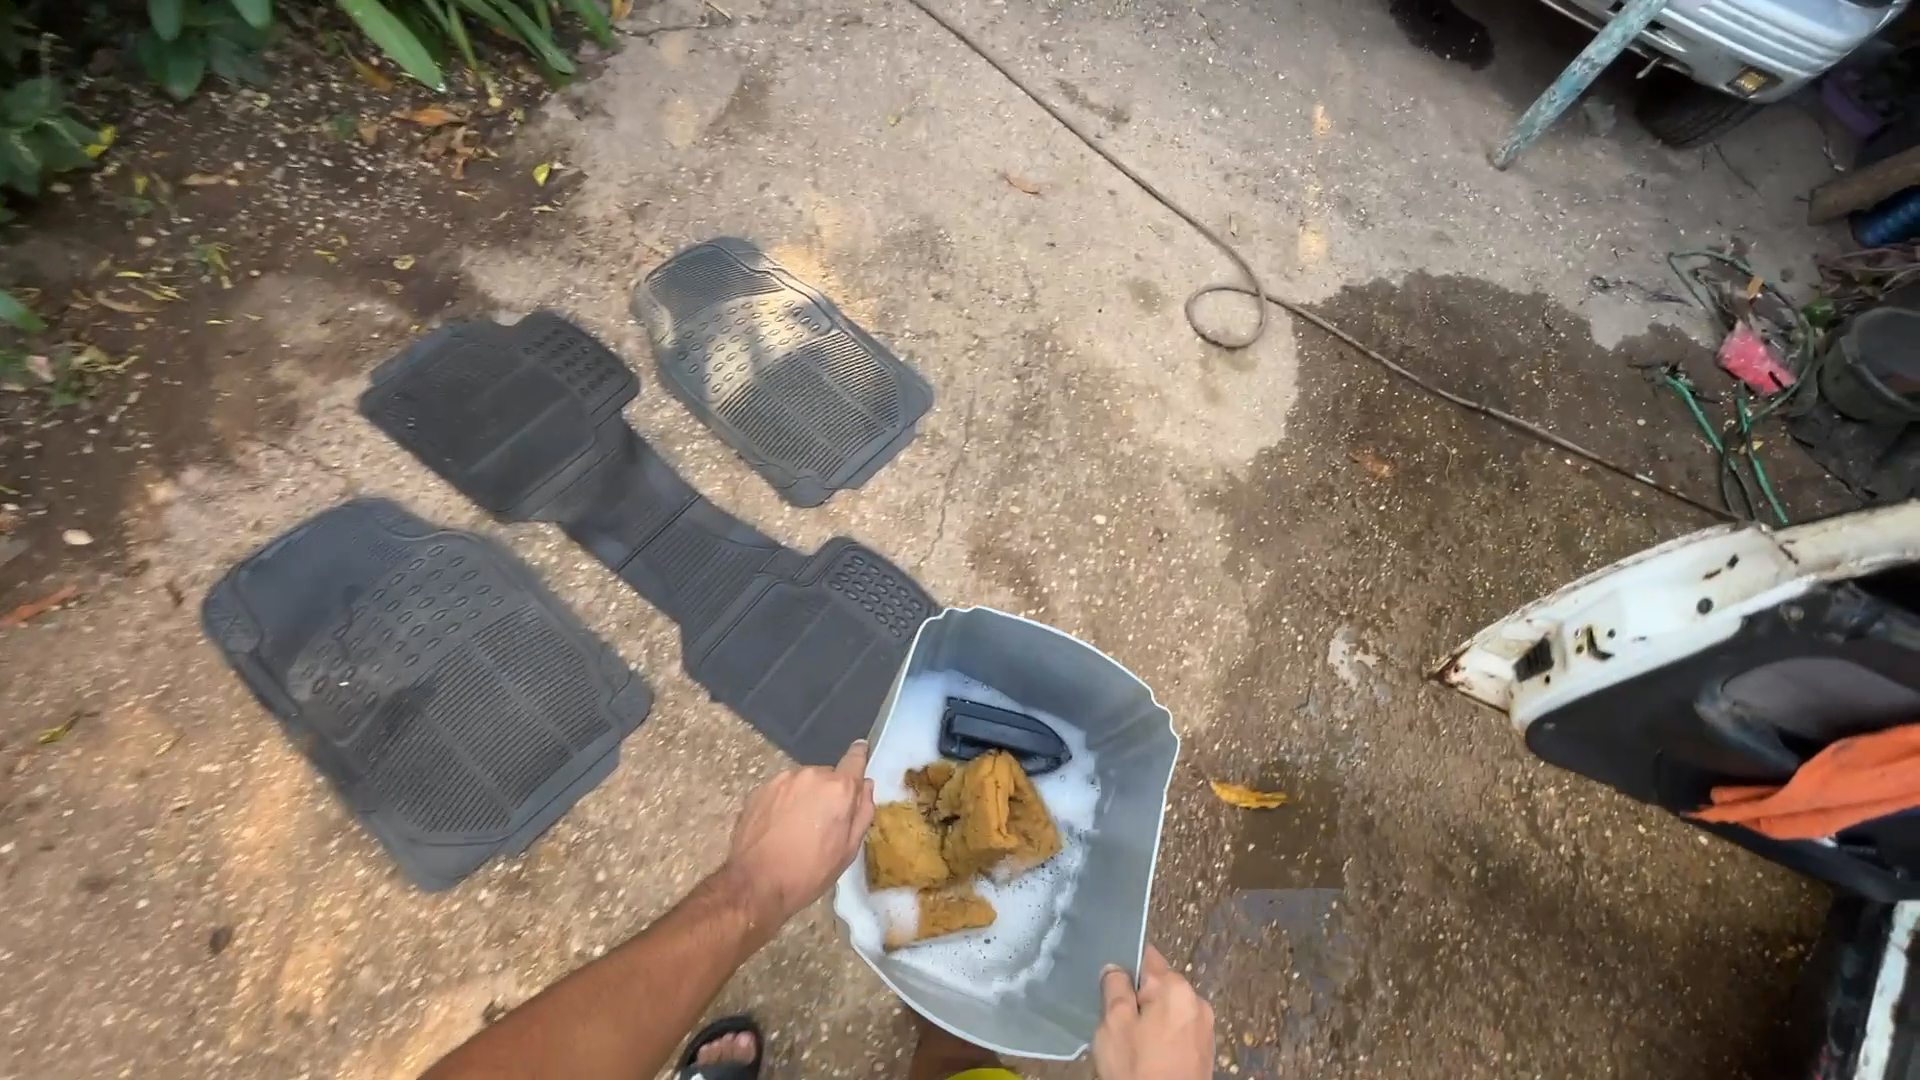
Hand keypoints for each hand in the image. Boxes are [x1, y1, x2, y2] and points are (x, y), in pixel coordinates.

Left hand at [721, 740, 875, 924]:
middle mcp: (812, 775)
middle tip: (823, 822)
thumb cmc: (809, 872)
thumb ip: (862, 812)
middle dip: (829, 792)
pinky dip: (784, 802)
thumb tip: (866, 786)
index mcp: (838, 788)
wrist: (755, 885)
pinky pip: (782, 790)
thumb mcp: (848, 850)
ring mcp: (783, 780)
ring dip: (806, 796)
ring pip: (804, 782)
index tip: (861, 751)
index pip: (855, 759)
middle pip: (828, 776)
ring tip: (797, 827)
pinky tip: (778, 827)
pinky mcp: (760, 789)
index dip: (859, 755)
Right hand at [1092, 945, 1213, 1079]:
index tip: (1109, 986)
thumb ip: (1114, 987)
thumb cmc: (1138, 1069)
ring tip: (1133, 1043)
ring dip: (1151, 1018)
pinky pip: (1178, 1029)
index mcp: (1176, 987)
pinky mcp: (1206, 1052)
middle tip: (1118, 1021)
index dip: (1124, 967)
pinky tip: (1150, 1056)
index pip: (1145, 956)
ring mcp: (1205, 1028)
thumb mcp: (1114, 1024)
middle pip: (1158, 983)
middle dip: (1138, 996)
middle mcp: (1197, 1001)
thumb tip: (1116, 968)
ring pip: (1168, 1008)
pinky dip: (1164, 1035)